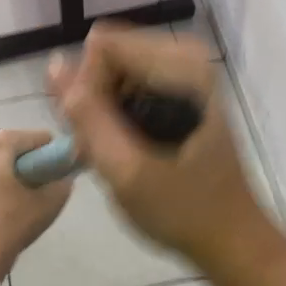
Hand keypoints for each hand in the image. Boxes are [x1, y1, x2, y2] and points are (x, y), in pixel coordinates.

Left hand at [0, 129, 73, 274]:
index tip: (65, 171)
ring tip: (37, 191)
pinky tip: (19, 198)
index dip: (55, 152)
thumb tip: (67, 175)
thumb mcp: (49, 203)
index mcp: (1, 144)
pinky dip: (10, 177)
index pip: (39, 137)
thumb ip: (64, 183)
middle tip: (51, 180)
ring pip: (8, 158)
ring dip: (24, 169)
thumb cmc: (13, 224)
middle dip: (37, 159)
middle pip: (21, 145)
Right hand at [48, 24, 278, 270]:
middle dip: (95, 99)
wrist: (232, 237)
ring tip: (114, 153)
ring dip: (105, 110)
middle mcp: (188, 57)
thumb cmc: (181, 210)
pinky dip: (120, 113)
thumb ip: (86, 115)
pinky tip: (126, 147)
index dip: (86, 90)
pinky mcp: (186, 87)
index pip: (102, 48)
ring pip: (116, 70)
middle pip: (110, 55)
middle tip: (101, 149)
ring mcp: (189, 71)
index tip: (91, 134)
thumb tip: (53, 65)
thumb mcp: (124, 170)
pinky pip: (133, 83)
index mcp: (181, 69)